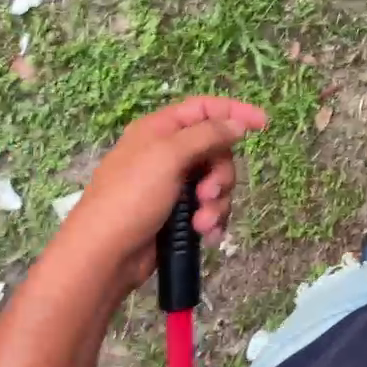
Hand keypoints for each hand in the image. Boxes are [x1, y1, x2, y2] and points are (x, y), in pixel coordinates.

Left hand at [56, 96, 267, 290]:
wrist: (103, 257)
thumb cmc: (130, 198)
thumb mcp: (169, 157)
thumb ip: (208, 134)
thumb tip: (237, 123)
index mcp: (160, 130)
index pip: (205, 109)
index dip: (234, 112)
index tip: (262, 124)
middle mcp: (168, 153)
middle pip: (217, 149)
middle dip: (221, 173)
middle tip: (209, 192)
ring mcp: (174, 184)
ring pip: (217, 180)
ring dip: (217, 201)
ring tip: (202, 222)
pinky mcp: (179, 212)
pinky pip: (211, 205)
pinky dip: (213, 218)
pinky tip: (207, 233)